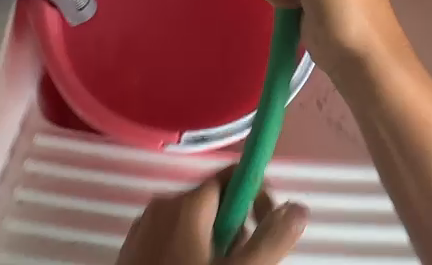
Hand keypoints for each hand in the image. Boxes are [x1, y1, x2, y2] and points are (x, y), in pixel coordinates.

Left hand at [115, 166, 307, 263]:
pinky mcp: (132, 250)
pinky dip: (188, 254)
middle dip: (236, 231)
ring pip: (193, 225)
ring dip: (213, 246)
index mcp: (188, 203)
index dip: (257, 199)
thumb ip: (271, 240)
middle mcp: (163, 204)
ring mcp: (144, 228)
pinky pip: (171, 239)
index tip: (266, 229)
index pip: (234, 177)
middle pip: (215, 203)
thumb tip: (299, 208)